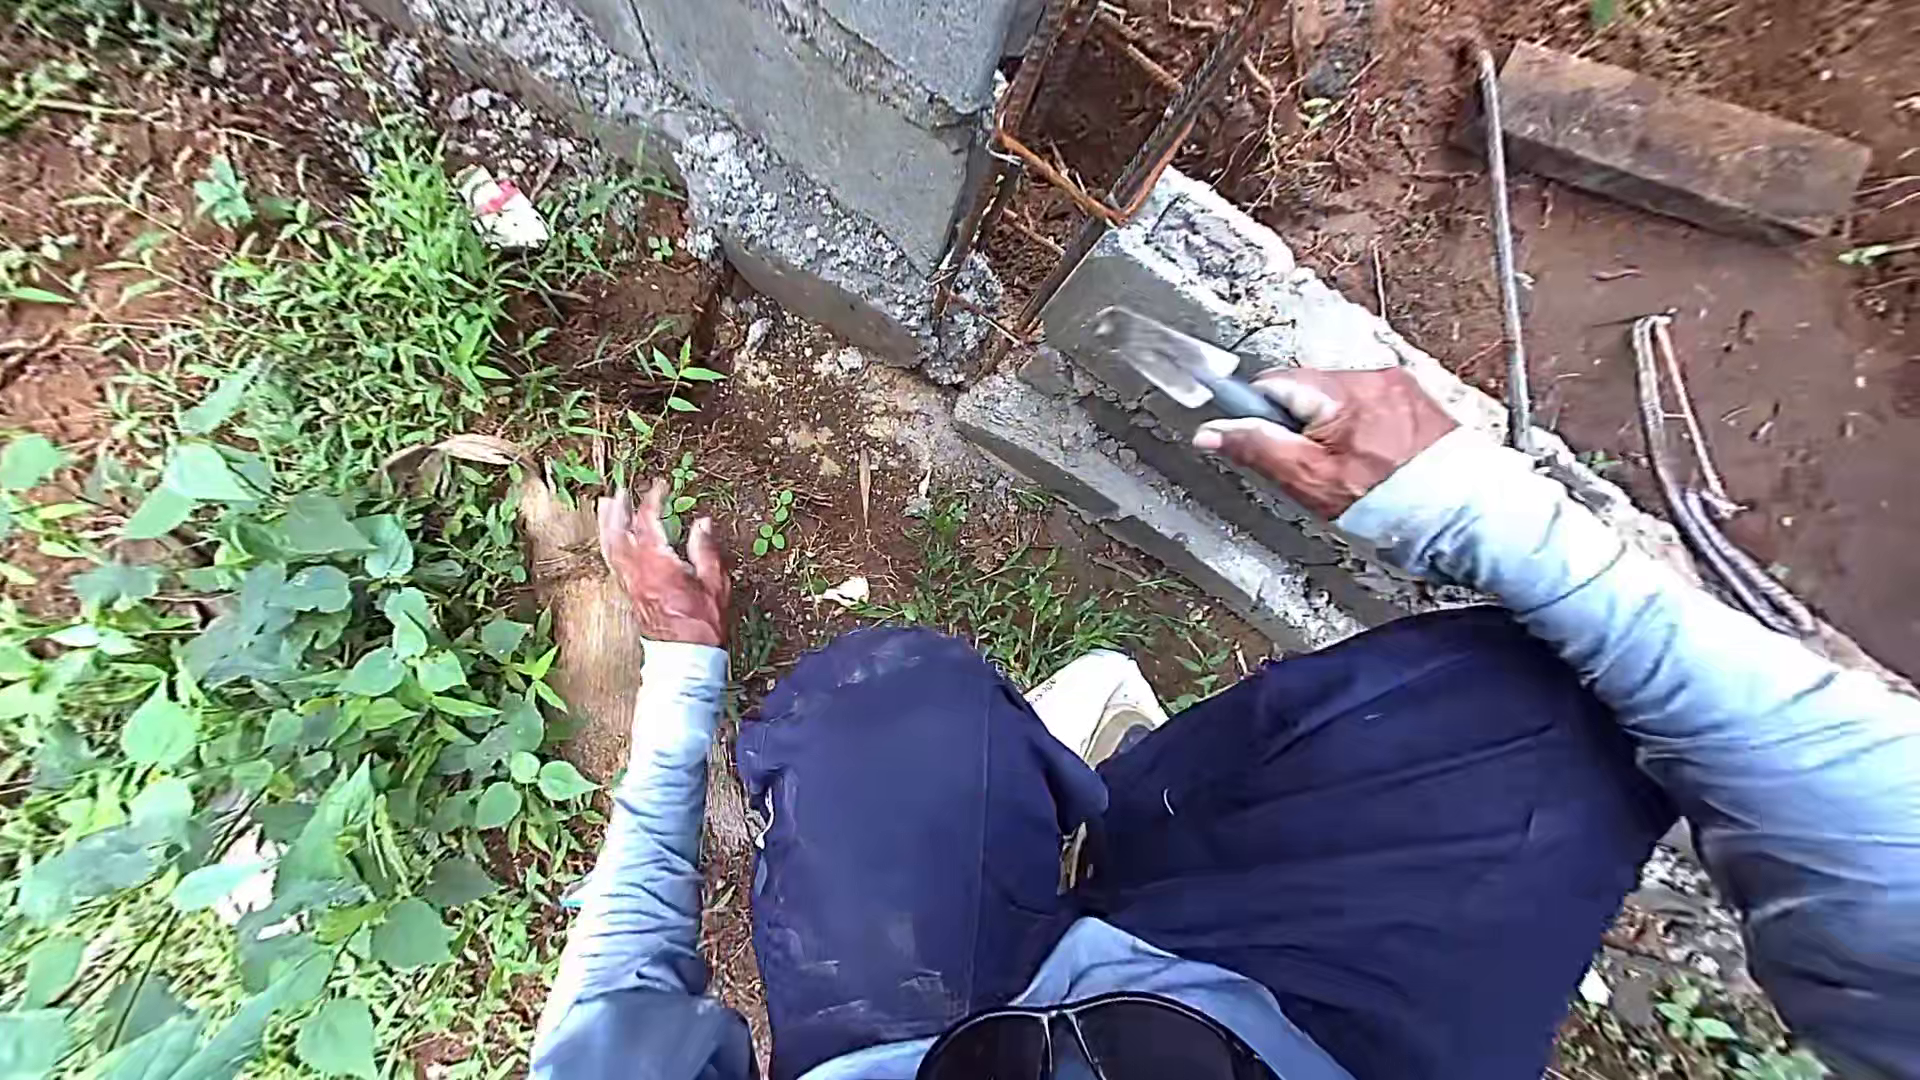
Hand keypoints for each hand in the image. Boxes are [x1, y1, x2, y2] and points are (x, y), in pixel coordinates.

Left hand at [598, 479, 730, 646]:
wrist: (686, 655)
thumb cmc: (703, 622)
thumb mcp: (714, 582)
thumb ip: (705, 549)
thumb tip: (702, 522)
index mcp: (658, 563)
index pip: (649, 522)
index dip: (653, 500)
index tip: (660, 486)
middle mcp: (637, 571)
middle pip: (619, 532)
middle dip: (619, 509)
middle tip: (621, 491)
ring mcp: (630, 583)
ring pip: (611, 546)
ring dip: (608, 524)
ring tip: (607, 506)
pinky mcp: (630, 593)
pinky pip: (613, 561)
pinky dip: (610, 543)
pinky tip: (615, 539)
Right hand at [1192, 367, 1457, 519]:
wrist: (1463, 520)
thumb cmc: (1389, 504)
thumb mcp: (1306, 478)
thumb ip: (1254, 447)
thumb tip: (1210, 432)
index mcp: (1342, 393)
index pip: (1270, 384)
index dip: (1254, 413)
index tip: (1250, 435)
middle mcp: (1374, 379)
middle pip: (1301, 391)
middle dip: (1292, 424)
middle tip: (1303, 463)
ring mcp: (1398, 388)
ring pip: (1330, 400)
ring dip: (1321, 428)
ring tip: (1339, 467)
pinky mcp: (1413, 402)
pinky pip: (1362, 407)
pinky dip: (1351, 431)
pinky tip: (1362, 460)